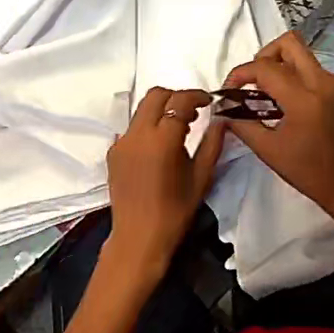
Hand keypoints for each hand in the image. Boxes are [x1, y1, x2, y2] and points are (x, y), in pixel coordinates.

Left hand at [103, 87, 225, 277]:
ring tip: (179, 128)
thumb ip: (212, 143)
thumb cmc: (175, 212)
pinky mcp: (113, 153)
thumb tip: (221, 120)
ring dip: (161, 110)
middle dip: (176, 97)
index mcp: (162, 139)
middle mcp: (137, 135)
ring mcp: (121, 143)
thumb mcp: (201, 177)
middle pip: (155, 96)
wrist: (139, 237)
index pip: (180, 101)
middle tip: (194, 111)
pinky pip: (131, 129)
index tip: (209, 102)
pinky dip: (147, 127)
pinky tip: (159, 147)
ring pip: (141, 111)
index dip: (197, 96)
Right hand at [222, 31, 333, 215]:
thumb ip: (241, 122)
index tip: (230, 89)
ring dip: (279, 68)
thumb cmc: (304, 170)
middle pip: (290, 43)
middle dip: (264, 57)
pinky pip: (313, 71)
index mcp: (305, 100)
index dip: (241, 74)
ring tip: (267, 97)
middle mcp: (325, 84)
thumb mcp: (266, 148)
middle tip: (253, 81)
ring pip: (302, 56)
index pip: (266, 68)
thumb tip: (223, 108)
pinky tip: (286, 104)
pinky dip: (295, 80)